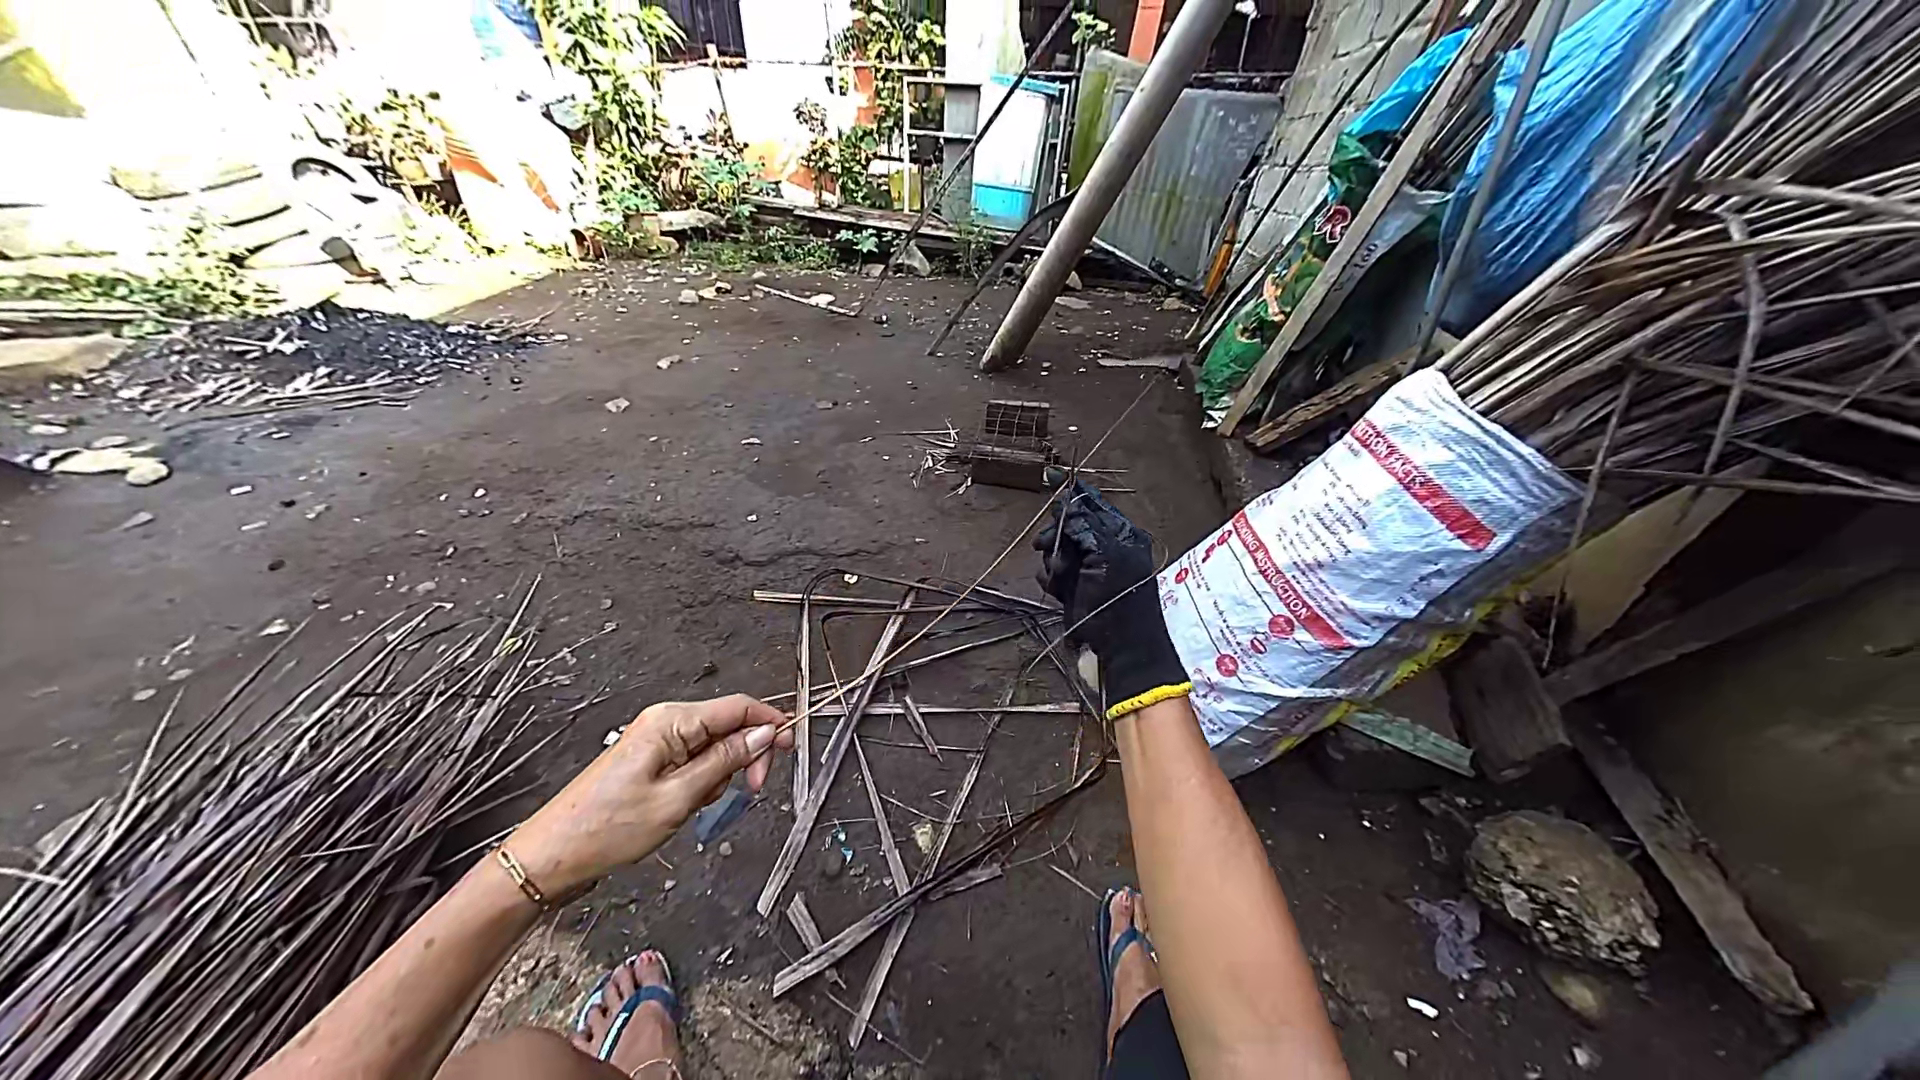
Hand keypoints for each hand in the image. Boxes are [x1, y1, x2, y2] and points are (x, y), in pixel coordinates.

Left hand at [509, 694, 792, 893]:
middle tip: (752, 786)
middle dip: (746, 755)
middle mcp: (666, 721)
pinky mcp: (654, 756)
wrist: (551, 856)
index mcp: (672, 721)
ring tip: (699, 802)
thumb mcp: (679, 797)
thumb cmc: (604, 828)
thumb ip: (727, 761)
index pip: (739, 707)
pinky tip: (687, 801)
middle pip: (730, 724)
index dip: (770, 723)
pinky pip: (696, 758)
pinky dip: (704, 779)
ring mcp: (658, 738)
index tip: (789, 745)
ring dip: (722, 773)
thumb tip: (763, 734)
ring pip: (716, 744)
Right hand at [1033, 481, 1185, 712]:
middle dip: (1056, 535)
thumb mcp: (1105, 554)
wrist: (1119, 648)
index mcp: (1122, 535)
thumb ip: (1085, 525)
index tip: (1049, 477)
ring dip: (1053, 561)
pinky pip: (1052, 573)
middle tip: (1041, 544)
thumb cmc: (1119, 599)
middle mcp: (1104, 548)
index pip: (1093, 505)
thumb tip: (1066, 501)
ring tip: (1060, 576)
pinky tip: (1055, 588)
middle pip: (1069, 525)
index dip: (1072, 493)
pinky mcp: (1073, 588)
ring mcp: (1088, 569)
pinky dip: (1051, 579)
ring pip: (1057, 549)